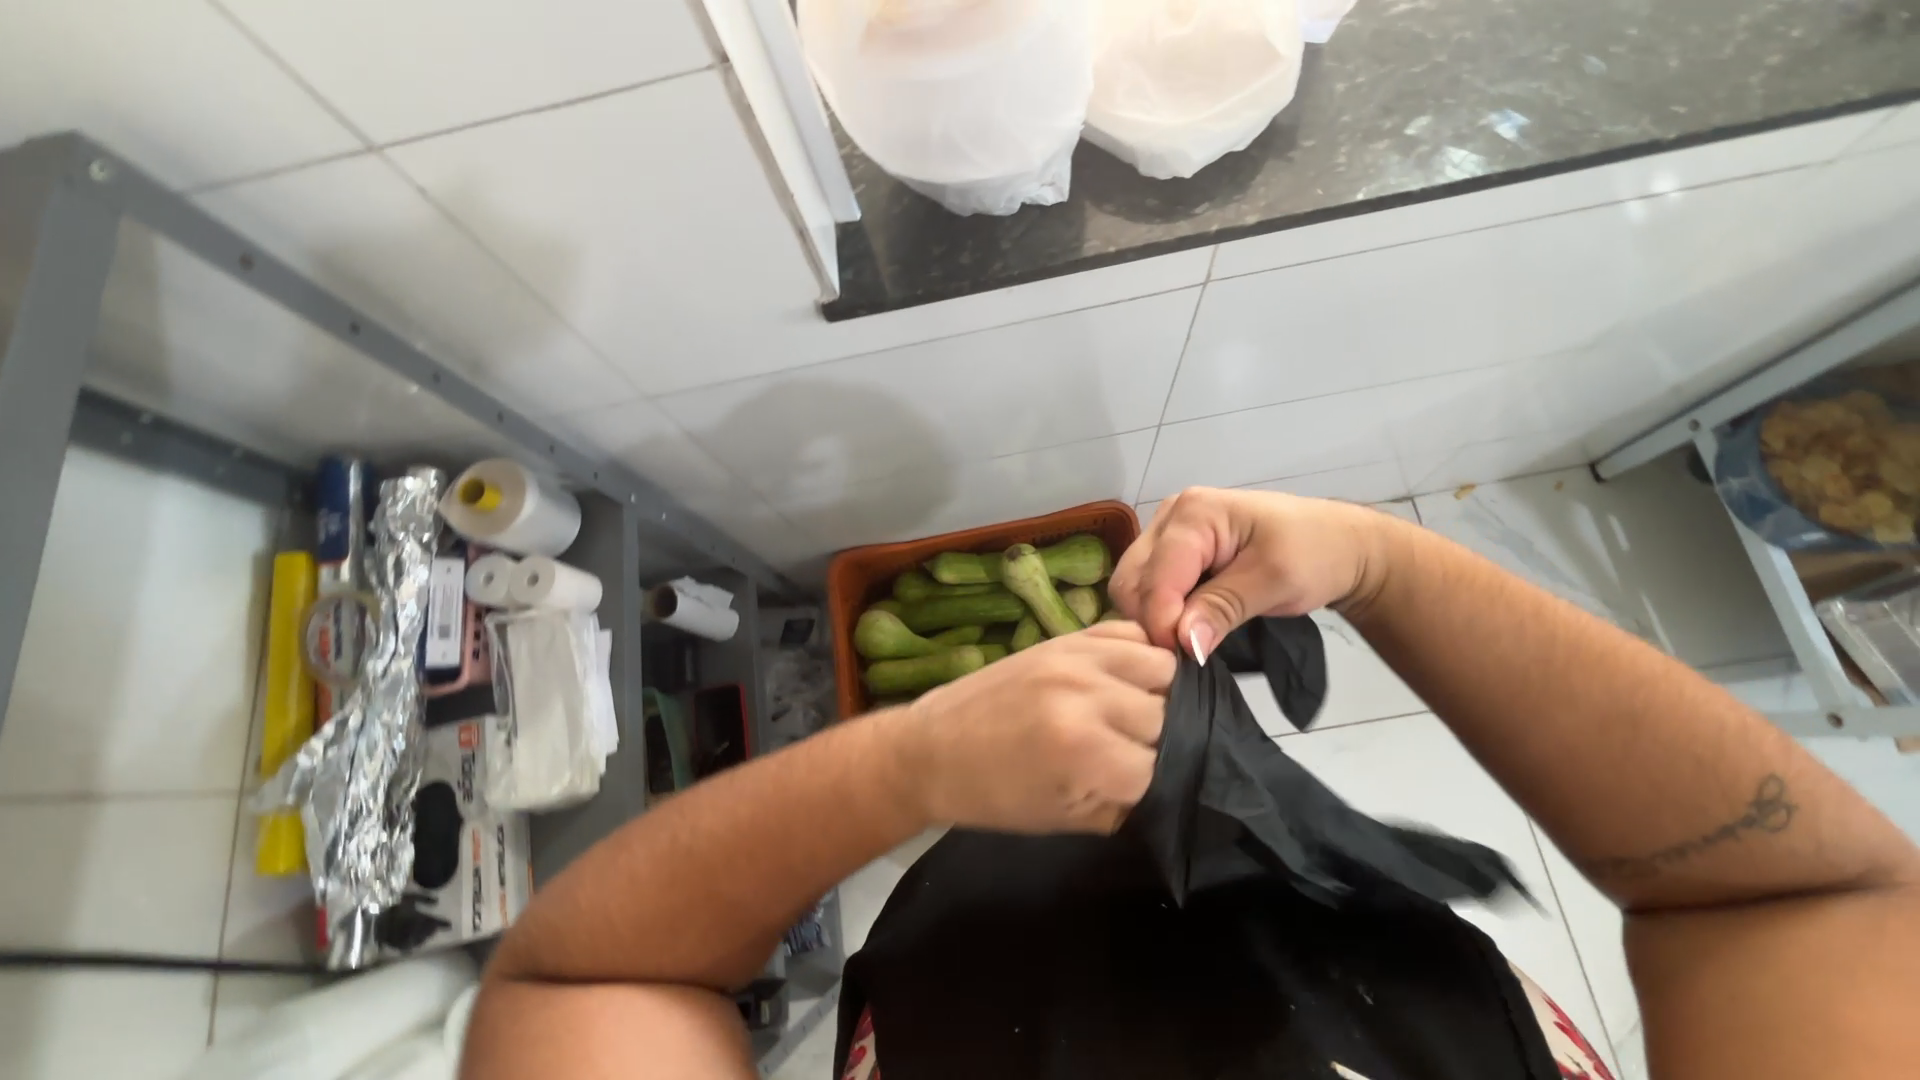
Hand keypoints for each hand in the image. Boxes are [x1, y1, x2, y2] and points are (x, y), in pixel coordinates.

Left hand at [885, 621, 1176, 834]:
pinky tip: (1121, 680)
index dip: (1151, 784)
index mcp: (1085, 749)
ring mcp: (1076, 657)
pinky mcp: (1065, 637)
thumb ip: (1130, 803)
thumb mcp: (1070, 819)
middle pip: (1167, 715)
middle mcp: (1087, 693)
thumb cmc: (997, 796)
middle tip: (1125, 754)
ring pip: (1163, 668)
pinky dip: (1137, 656)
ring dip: (1156, 694)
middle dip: (1155, 742)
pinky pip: (1129, 632)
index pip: (1164, 766)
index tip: (1130, 789)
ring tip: (1128, 714)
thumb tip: (1175, 783)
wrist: (934, 751)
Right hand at [1107, 488, 1399, 660]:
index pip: (1155, 577)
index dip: (1162, 622)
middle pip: (1131, 581)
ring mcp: (1165, 533)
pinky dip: (1158, 612)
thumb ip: (1224, 608)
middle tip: (1184, 654)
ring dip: (1151, 619)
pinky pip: (1145, 587)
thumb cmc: (1316, 554)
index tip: (1184, 659)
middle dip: (1150, 621)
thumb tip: (1182, 641)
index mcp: (1193, 513)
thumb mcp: (1275, 582)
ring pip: (1131, 586)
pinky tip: (1184, 627)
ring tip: (1186, 642)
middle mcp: (1168, 517)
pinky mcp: (1169, 551)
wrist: (1338, 545)